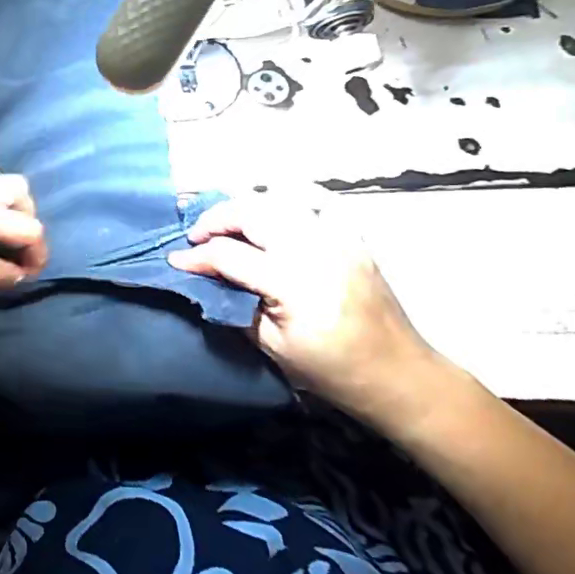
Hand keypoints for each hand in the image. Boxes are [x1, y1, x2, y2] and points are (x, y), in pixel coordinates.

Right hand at [166, 197, 451, 428]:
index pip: (228, 254)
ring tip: (230, 224)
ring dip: (246, 206)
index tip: (175, 262)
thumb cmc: (330, 370)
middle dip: (214, 220)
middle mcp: (316, 251)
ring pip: (279, 198)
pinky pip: (319, 200)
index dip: (195, 257)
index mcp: (293, 283)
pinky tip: (274, 209)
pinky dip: (291, 196)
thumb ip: (233, 304)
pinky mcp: (354, 238)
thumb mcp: (270, 345)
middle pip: (251, 212)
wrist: (399, 376)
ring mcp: (339, 239)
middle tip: (196, 238)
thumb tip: (202, 278)